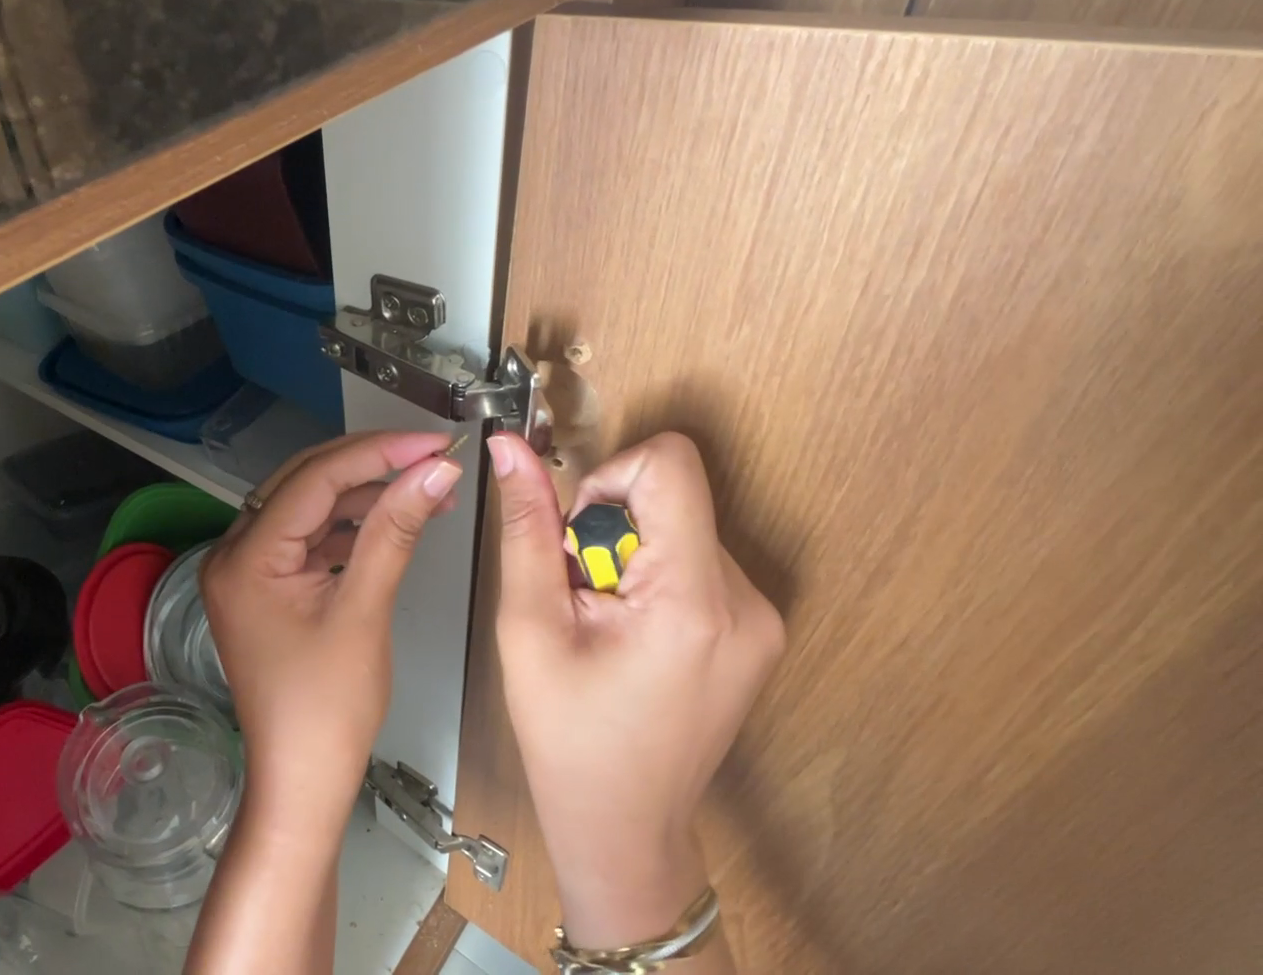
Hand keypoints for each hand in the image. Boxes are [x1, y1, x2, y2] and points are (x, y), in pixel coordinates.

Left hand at [200, 431, 461, 819]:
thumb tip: (435, 469)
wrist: (304, 781)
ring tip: (424, 487)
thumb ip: (395, 531)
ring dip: (364, 496)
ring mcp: (248, 572)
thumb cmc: (329, 708)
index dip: (376, 454)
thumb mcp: (364, 611)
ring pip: (309, 509)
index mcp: (245, 558)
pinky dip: (350, 529)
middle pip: (305, 485)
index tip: (432, 442)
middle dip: (369, 467)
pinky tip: (392, 520)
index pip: (313, 480)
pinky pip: (309, 540)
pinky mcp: (267, 588)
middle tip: (429, 455)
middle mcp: (234, 554)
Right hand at [488, 431, 783, 950]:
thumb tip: (511, 447)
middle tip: (581, 595)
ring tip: (603, 622)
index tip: (577, 538)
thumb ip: (527, 526)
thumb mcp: (529, 625)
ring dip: (629, 554)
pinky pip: (696, 560)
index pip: (669, 463)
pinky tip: (629, 634)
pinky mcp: (756, 628)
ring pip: (680, 525)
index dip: (608, 478)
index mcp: (692, 598)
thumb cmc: (568, 736)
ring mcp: (760, 616)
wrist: (624, 824)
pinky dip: (653, 576)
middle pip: (672, 494)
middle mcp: (746, 600)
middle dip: (610, 527)